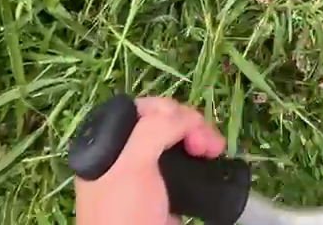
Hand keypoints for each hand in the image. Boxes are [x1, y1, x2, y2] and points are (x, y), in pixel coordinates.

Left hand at [75, 97, 225, 224]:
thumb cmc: (125, 215)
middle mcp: (124, 155)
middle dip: (191, 123)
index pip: (141, 109)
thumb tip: (185, 117)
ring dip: (201, 136)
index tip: (186, 125)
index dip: (168, 109)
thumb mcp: (132, 166)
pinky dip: (202, 152)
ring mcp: (145, 172)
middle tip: (206, 143)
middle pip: (164, 120)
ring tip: (215, 150)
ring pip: (179, 136)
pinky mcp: (165, 187)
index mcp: (107, 147)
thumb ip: (155, 130)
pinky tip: (211, 157)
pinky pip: (187, 157)